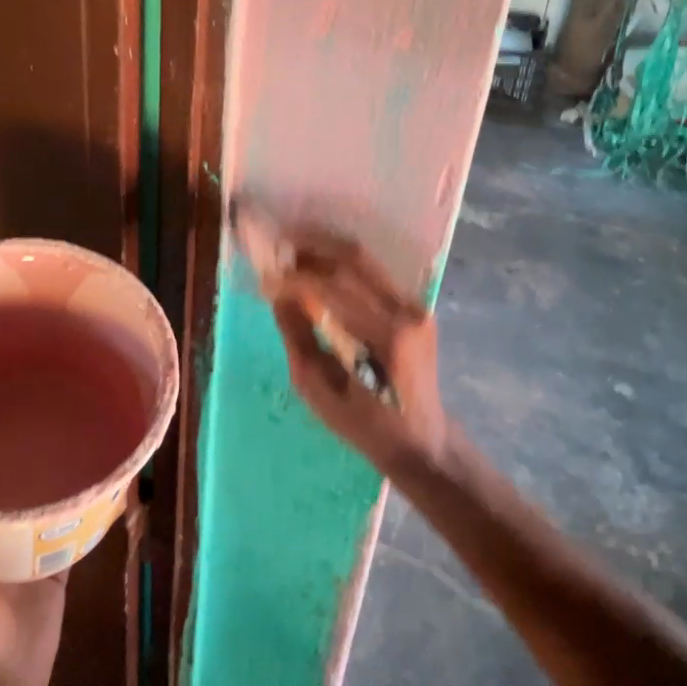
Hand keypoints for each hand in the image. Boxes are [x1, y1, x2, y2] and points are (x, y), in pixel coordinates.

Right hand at [258, 226, 450, 471]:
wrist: (422, 440)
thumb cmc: (366, 425)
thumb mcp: (318, 391)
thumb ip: (297, 338)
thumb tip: (278, 296)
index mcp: (385, 337)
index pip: (331, 289)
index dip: (293, 279)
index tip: (265, 279)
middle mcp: (405, 312)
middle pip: (352, 260)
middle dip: (309, 247)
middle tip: (276, 245)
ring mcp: (416, 306)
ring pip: (364, 259)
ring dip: (325, 249)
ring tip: (291, 249)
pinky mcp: (416, 306)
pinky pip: (374, 273)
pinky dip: (342, 263)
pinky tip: (318, 264)